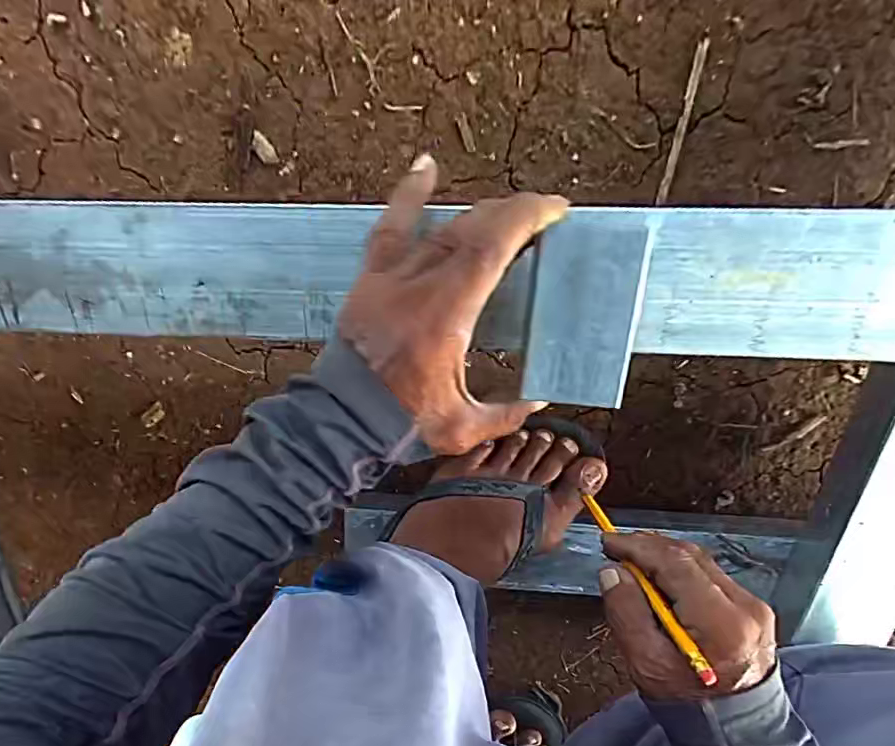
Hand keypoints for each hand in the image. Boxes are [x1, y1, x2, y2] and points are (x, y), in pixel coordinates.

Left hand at [338, 154, 569, 453]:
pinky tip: (427, 168)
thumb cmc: (399, 423)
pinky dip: (409, 196)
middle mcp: (419, 285)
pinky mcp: (371, 281)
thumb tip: (537, 401)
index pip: (492, 248)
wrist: (339, 420)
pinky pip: (390, 228)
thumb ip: (505, 414)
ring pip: (440, 227)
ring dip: (478, 214)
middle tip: (540, 218)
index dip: (526, 218)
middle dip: (512, 214)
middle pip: (471, 230)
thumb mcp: (462, 428)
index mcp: (447, 315)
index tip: (554, 208)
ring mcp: (391, 278)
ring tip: (504, 210)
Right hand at [599, 532, 777, 700]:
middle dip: (650, 547)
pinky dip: (683, 571)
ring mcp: (754, 606)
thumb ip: (627, 614)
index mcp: (720, 625)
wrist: (734, 726)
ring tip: (635, 560)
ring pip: (702, 562)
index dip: (639, 548)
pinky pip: (712, 576)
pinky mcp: (753, 607)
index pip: (676, 565)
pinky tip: (661, 578)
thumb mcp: (645, 664)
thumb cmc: (687, 701)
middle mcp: (745, 608)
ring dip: (666, 557)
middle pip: (691, 557)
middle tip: (617, 548)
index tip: (610, 542)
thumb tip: (613, 573)